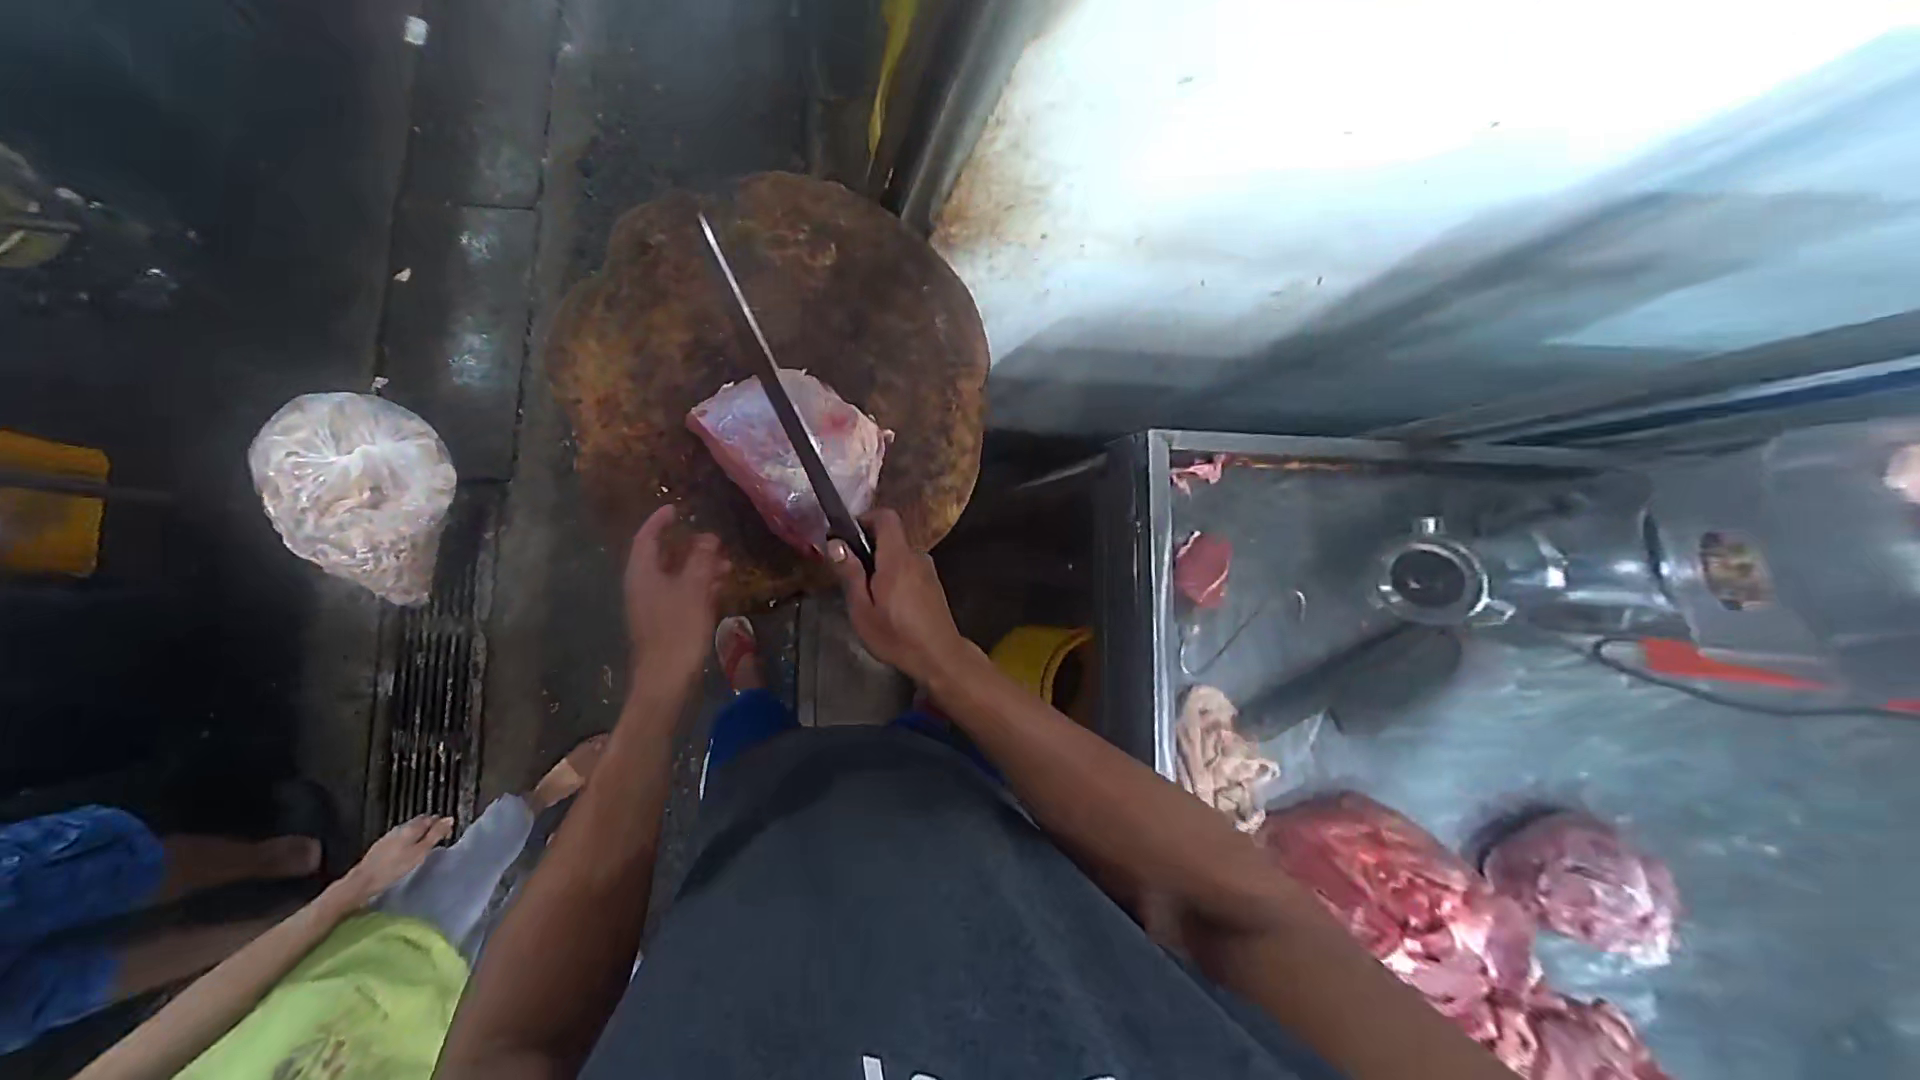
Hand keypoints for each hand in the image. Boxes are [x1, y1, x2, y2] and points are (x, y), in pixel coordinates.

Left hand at [335, 814, 452, 905]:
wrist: (361, 883)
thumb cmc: (394, 868)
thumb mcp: (420, 852)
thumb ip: (436, 834)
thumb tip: (450, 819)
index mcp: (412, 827)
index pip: (433, 818)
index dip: (442, 825)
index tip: (446, 837)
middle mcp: (400, 827)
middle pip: (420, 822)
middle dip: (430, 828)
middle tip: (435, 843)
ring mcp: (388, 836)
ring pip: (409, 830)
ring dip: (418, 835)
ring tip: (421, 849)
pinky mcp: (380, 846)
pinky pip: (399, 838)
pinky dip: (407, 842)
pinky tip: (405, 854)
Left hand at [625, 504, 729, 680]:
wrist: (666, 679)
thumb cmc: (677, 630)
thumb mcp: (693, 589)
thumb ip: (701, 560)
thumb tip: (708, 538)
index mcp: (642, 574)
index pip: (646, 537)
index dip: (660, 521)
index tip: (677, 508)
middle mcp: (643, 586)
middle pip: (662, 556)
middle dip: (688, 545)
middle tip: (713, 539)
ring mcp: (653, 605)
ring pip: (675, 575)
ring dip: (698, 566)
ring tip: (727, 563)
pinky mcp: (665, 621)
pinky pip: (681, 593)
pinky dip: (698, 585)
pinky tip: (720, 588)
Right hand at [828, 509, 968, 684]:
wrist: (939, 656)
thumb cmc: (896, 636)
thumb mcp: (862, 610)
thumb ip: (850, 574)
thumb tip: (836, 544)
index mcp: (898, 558)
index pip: (886, 517)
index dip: (866, 518)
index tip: (848, 536)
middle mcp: (916, 557)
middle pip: (891, 537)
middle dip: (869, 549)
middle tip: (851, 574)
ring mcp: (928, 570)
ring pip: (899, 555)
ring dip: (882, 566)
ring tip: (868, 595)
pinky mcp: (933, 584)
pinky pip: (909, 569)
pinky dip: (895, 576)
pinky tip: (888, 604)